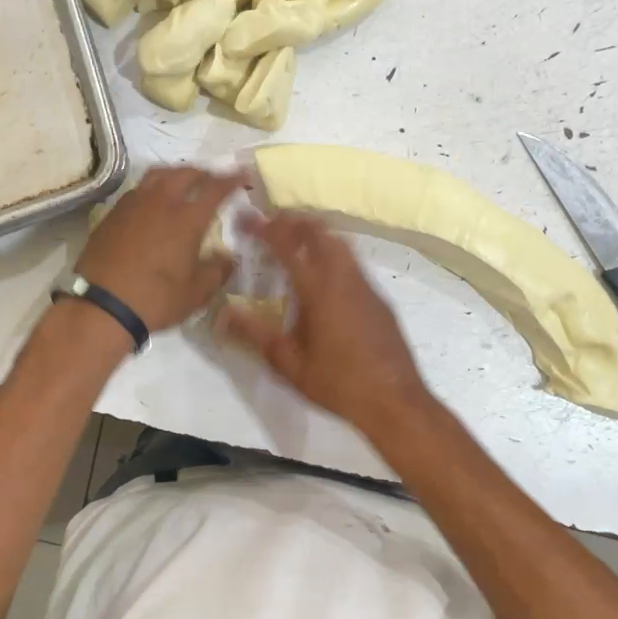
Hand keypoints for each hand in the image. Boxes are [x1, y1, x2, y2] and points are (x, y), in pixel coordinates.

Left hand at [76, 166, 245, 329]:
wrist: (101, 305)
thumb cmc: (156, 299)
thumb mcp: (196, 293)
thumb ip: (218, 271)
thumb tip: (228, 258)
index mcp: (187, 218)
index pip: (216, 188)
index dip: (232, 179)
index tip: (242, 175)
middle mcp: (161, 201)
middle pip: (186, 173)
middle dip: (204, 173)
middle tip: (213, 181)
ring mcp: (133, 204)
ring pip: (158, 175)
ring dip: (176, 174)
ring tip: (183, 184)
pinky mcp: (112, 214)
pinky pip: (138, 190)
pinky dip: (153, 188)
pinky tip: (153, 204)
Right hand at [218, 212, 433, 431]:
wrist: (395, 402)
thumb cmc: (338, 384)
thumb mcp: (288, 364)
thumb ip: (254, 334)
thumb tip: (222, 314)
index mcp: (319, 290)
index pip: (288, 244)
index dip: (264, 226)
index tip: (245, 216)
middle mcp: (345, 278)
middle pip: (320, 231)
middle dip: (293, 222)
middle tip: (270, 226)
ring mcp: (367, 287)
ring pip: (341, 244)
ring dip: (316, 235)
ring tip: (294, 244)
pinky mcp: (380, 300)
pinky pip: (353, 263)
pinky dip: (333, 255)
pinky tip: (323, 280)